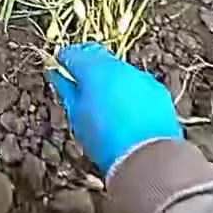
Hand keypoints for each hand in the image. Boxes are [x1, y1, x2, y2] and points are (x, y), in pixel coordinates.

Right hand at [47, 42, 183, 175]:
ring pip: (118, 70)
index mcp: (94, 70)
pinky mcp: (156, 88)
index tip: (60, 66)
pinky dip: (129, 91)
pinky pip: (137, 83)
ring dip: (110, 79)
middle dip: (88, 66)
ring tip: (105, 103)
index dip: (65, 59)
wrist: (146, 158)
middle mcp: (118, 66)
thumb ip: (67, 90)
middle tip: (81, 83)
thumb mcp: (77, 116)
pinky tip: (126, 110)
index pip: (74, 54)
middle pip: (98, 56)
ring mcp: (139, 76)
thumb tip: (57, 74)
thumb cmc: (105, 140)